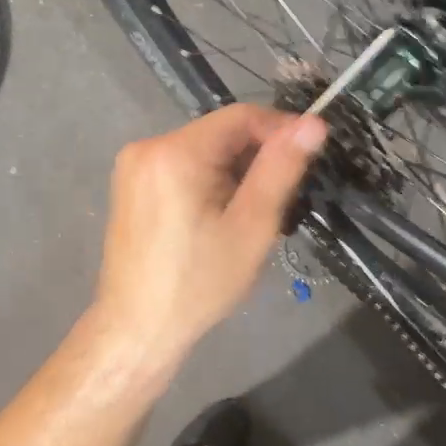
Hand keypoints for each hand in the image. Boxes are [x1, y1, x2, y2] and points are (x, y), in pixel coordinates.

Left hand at [92, 104, 327, 358]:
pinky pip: (183, 169)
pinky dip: (211, 184)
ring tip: (255, 217)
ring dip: (236, 174)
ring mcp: (134, 167)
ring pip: (204, 152)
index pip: (241, 116)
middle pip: (221, 134)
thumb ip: (281, 169)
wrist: (137, 328)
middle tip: (284, 201)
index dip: (282, 130)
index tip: (311, 156)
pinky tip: (222, 220)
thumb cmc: (199, 284)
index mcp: (175, 152)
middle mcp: (148, 147)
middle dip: (257, 159)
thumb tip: (314, 123)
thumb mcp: (251, 226)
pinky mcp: (131, 186)